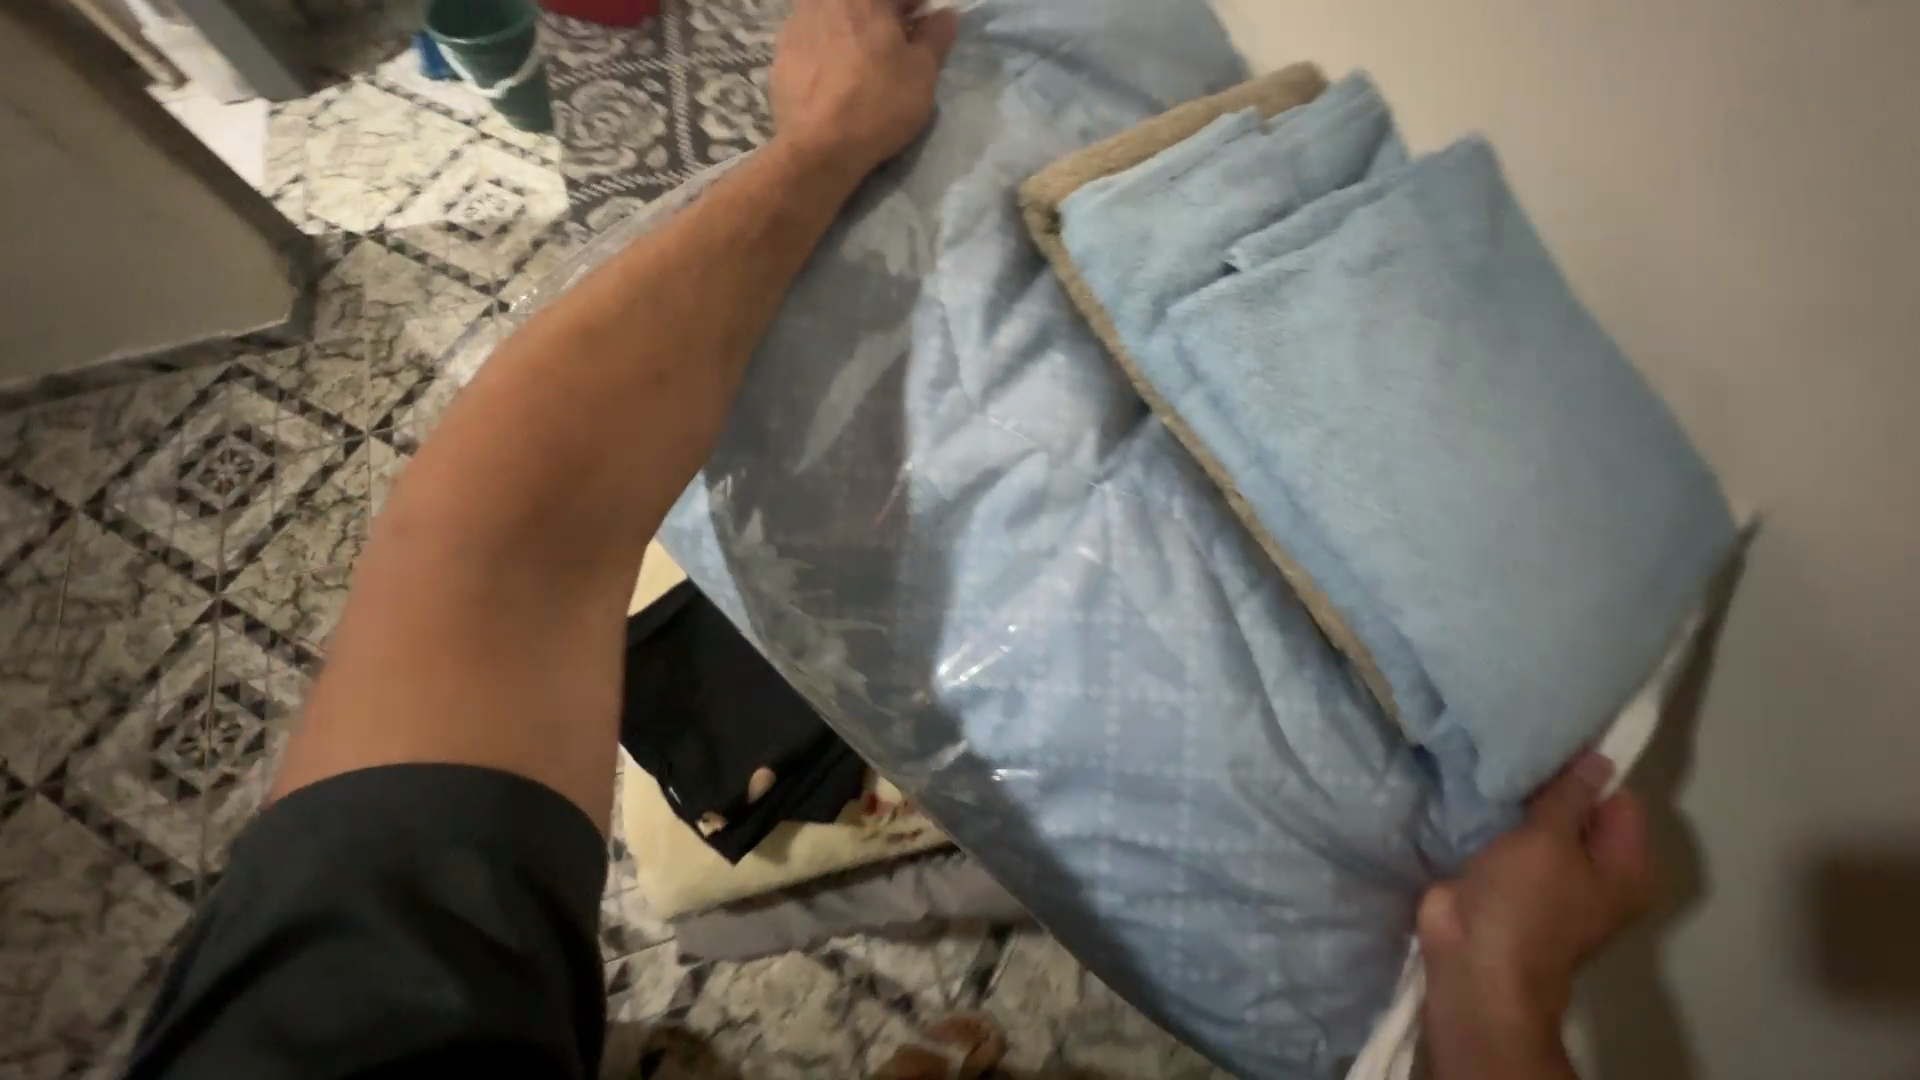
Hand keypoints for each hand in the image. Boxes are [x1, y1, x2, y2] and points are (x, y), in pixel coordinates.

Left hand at [769, 0, 959, 177]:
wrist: (820, 147)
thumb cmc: (879, 104)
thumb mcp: (922, 74)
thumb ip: (936, 37)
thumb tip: (946, 15)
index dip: (919, 8)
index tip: (927, 25)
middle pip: (865, 3)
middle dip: (885, 18)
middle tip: (897, 46)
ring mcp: (798, 20)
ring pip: (835, 15)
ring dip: (853, 31)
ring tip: (864, 63)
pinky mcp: (781, 51)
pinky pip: (812, 38)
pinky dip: (827, 49)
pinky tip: (836, 77)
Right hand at [1418, 753, 1657, 1079]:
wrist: (1474, 955)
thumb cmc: (1526, 901)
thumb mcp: (1551, 841)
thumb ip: (1571, 796)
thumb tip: (1597, 757)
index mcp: (1624, 866)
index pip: (1619, 800)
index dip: (1588, 770)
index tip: (1549, 737)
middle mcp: (1592, 867)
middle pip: (1576, 807)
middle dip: (1545, 779)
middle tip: (1510, 740)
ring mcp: (1544, 871)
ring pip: (1534, 818)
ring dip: (1512, 795)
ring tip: (1484, 755)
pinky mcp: (1502, 872)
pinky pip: (1501, 832)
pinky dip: (1488, 812)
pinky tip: (1467, 784)